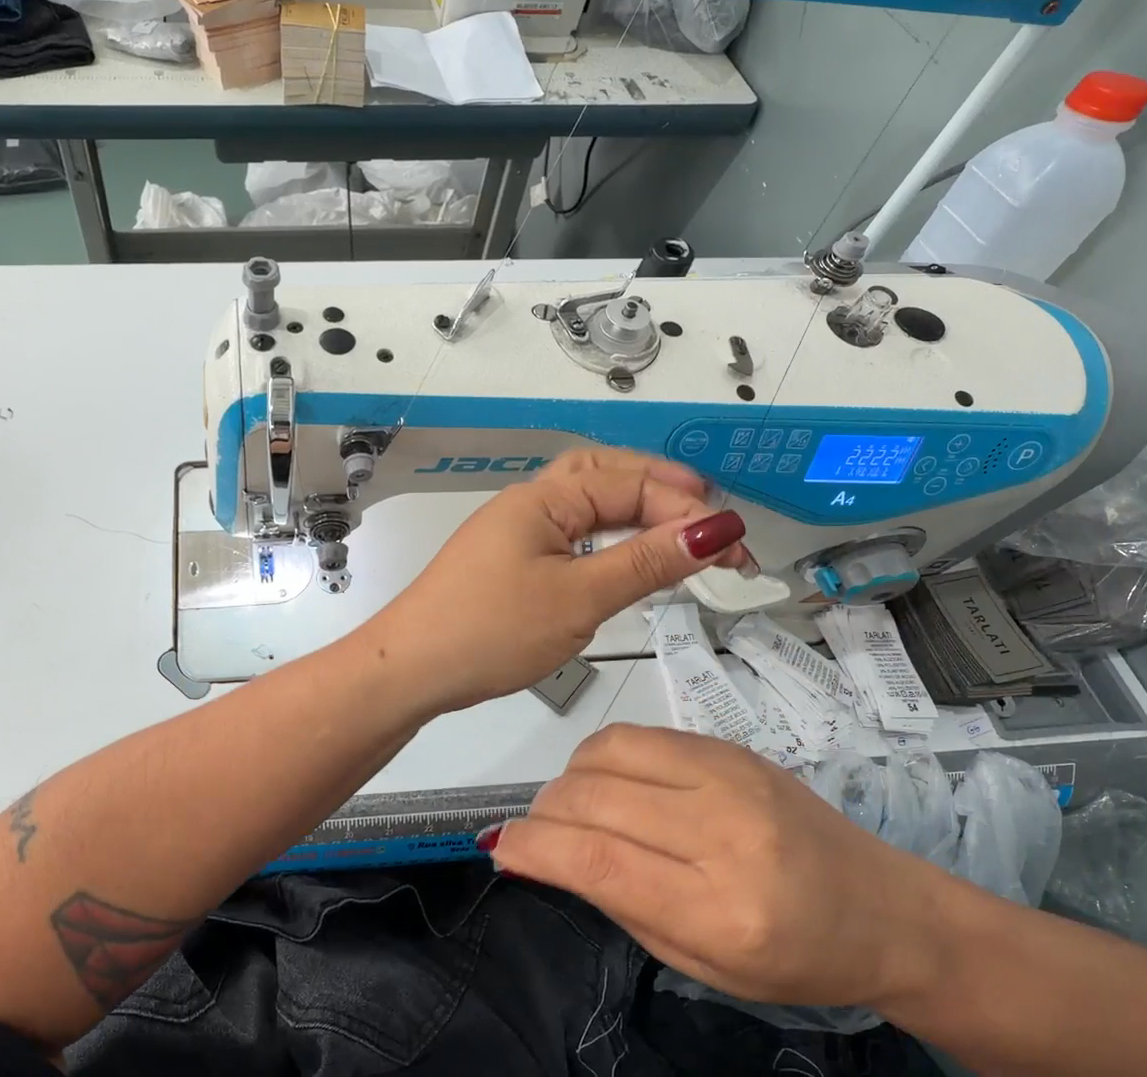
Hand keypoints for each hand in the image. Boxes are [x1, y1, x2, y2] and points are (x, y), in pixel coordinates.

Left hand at [359, 448, 749, 713]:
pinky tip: (627, 559)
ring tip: (683, 535)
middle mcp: (528, 503)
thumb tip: (715, 528)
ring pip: (587, 505)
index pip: (631, 483)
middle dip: (664, 492)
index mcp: (543, 498)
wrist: (411, 669)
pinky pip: (570, 534)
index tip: (735, 547)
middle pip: (606, 477)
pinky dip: (607, 539)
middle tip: (712, 523)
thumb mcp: (578, 598)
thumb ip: (646, 561)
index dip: (688, 507)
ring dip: (636, 513)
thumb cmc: (491, 631)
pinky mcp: (508, 561)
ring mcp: (514, 531)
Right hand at [488, 725, 944, 1009]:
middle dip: (542, 814)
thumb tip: (541, 854)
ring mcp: (731, 779)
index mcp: (723, 910)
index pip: (597, 860)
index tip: (500, 847)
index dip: (532, 847)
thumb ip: (617, 903)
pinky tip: (607, 784)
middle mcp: (726, 834)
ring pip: (605, 754)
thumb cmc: (794, 958)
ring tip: (571, 807)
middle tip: (537, 833)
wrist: (887, 912)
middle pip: (592, 800)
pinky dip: (600, 757)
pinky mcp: (731, 748)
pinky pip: (636, 736)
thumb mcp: (700, 964)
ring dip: (567, 779)